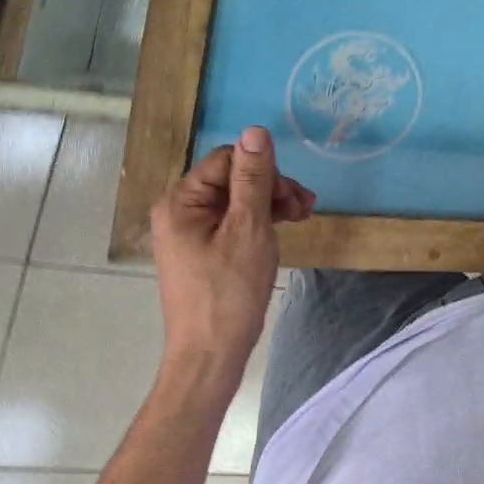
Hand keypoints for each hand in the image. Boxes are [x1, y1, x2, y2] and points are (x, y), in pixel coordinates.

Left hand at [150, 126, 313, 392]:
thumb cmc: (230, 289)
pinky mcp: (205, 249)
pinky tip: (286, 227)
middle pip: (234, 177)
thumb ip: (253, 178)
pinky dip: (263, 218)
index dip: (264, 170)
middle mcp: (180, 211)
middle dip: (272, 186)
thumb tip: (255, 130)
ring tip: (302, 217)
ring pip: (240, 197)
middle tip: (304, 208)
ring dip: (273, 201)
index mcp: (181, 202)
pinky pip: (236, 219)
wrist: (212, 353)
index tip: (292, 195)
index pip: (227, 159)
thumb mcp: (249, 227)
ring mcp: (191, 232)